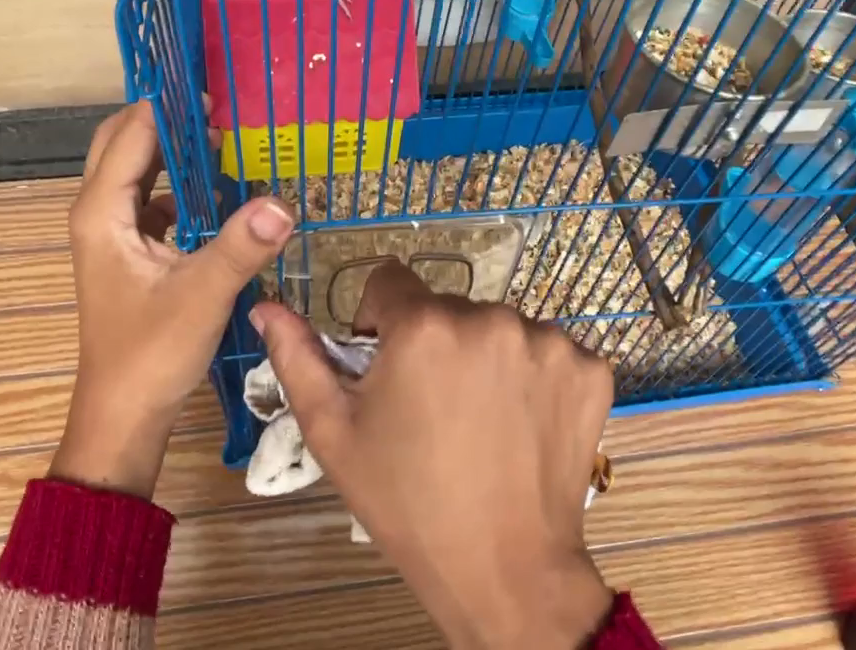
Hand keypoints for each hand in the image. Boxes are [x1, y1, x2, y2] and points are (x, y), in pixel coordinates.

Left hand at [53, 102, 294, 497]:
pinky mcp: (130, 252)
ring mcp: (112, 233)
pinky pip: (151, 199)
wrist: (123, 415)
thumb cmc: (151, 353)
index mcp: (102, 212)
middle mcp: (99, 213)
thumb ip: (241, 246)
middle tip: (223, 106)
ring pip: (138, 170)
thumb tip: (283, 202)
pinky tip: (220, 189)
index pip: (133, 133)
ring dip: (173, 149)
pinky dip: (179, 182)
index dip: (171, 106)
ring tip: (227, 135)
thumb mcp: (202, 296)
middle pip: (126, 142)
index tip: (218, 89)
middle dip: (168, 118)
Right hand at [251, 262, 615, 649]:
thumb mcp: (333, 433)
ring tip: (479, 420)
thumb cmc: (407, 503)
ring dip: (483, 357)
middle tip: (431, 407)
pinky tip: (521, 423)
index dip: (379, 322)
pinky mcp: (589, 368)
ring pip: (496, 326)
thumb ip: (297, 357)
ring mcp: (548, 341)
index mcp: (424, 326)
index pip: (391, 282)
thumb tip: (266, 306)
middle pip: (446, 307)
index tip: (387, 369)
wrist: (506, 572)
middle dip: (432, 342)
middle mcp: (490, 317)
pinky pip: (547, 350)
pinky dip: (533, 376)